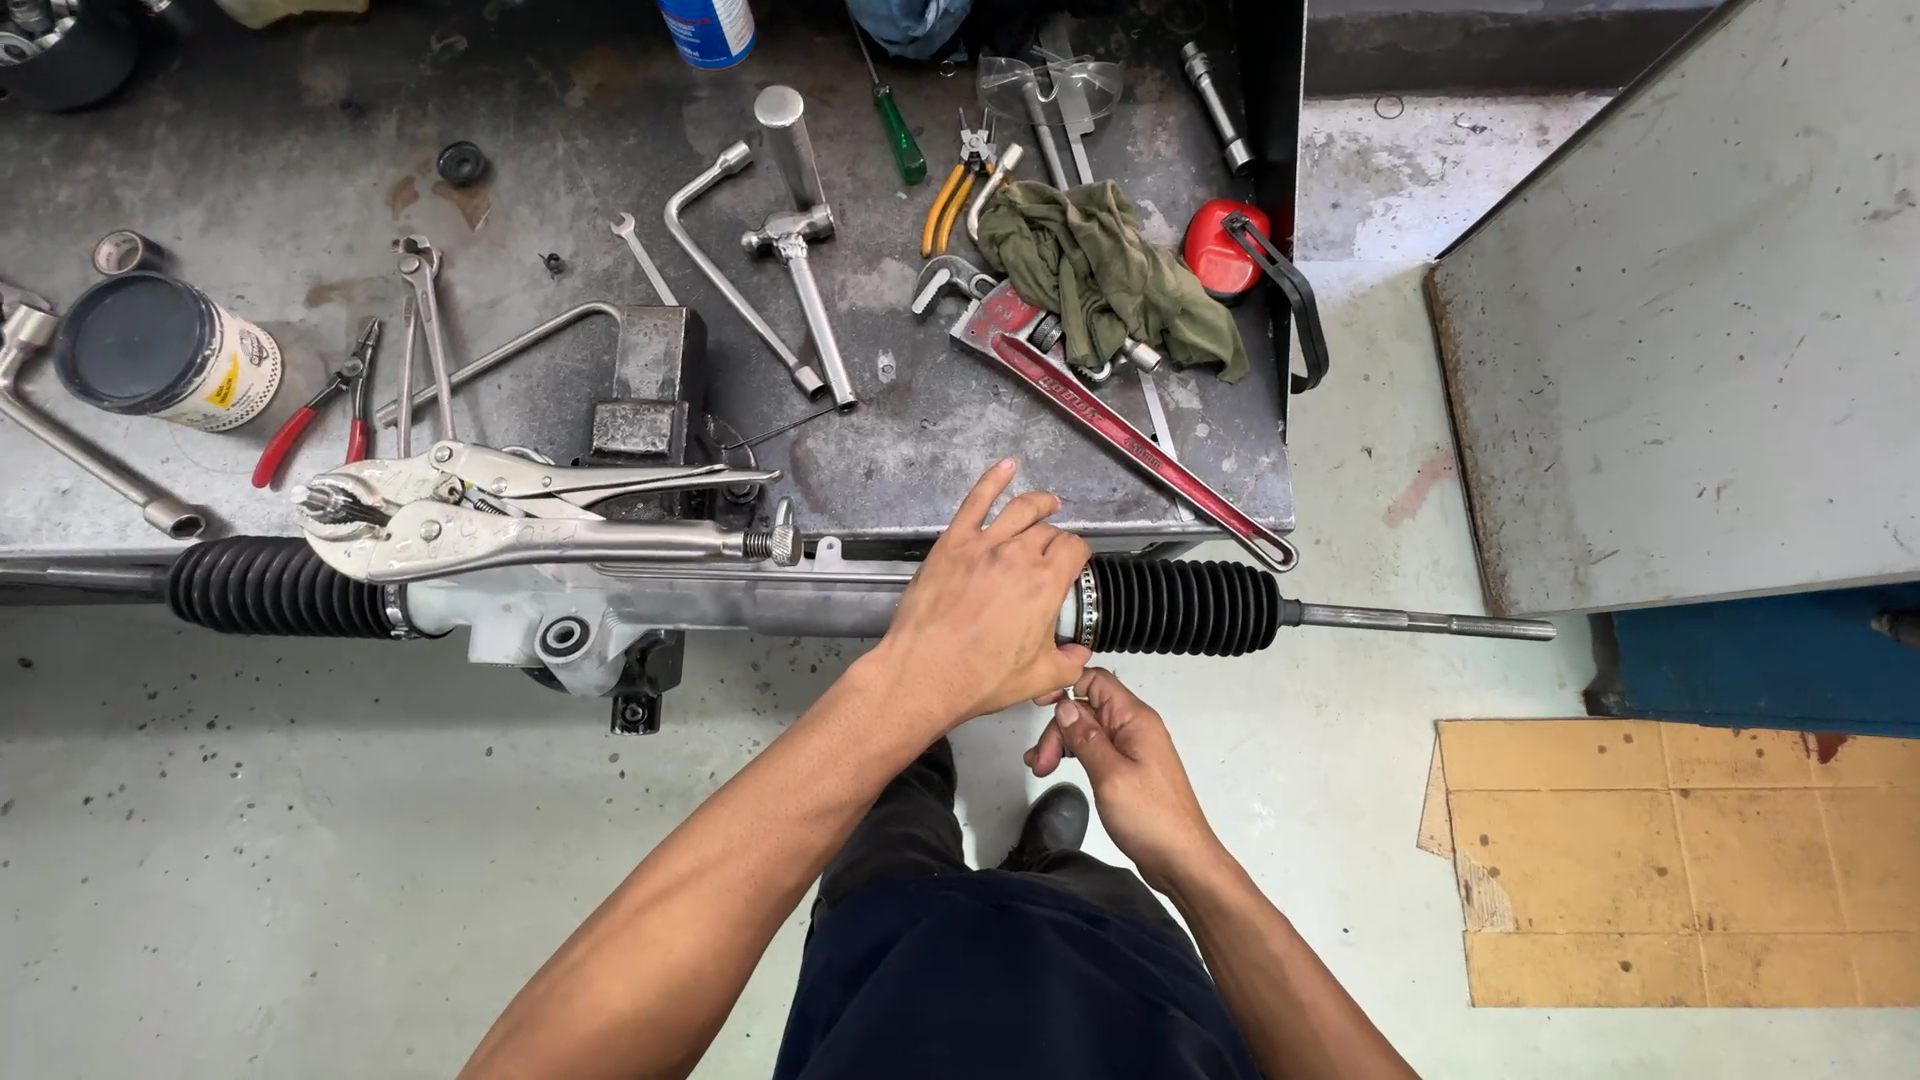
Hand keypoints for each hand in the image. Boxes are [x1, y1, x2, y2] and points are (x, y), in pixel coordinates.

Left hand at [870, 458, 1092, 729]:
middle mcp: (1018, 555)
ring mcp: (982, 544)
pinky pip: (975, 501)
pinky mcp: (952, 543)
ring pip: (1020, 509)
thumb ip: (1068, 662)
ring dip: (1040, 502)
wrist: (925, 673)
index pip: (1075, 548)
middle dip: (1058, 536)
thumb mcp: (1040, 678)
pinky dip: (992, 479)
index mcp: (1046, 583)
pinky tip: (1007, 466)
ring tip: (1048, 502)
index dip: (1079, 554)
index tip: (1075, 562)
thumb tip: (1078, 654)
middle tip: (1056, 548)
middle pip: (1048, 530)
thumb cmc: (980, 677)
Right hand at [1027, 669, 1228, 892]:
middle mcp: (1134, 727)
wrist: (1183, 862)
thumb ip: (1085, 738)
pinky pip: (1095, 749)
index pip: (1096, 680)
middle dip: (1058, 728)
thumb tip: (1065, 706)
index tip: (1038, 704)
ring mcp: (1131, 749)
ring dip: (1061, 743)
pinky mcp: (1127, 769)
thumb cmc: (1149, 817)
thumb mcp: (1110, 775)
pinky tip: (1054, 768)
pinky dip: (1073, 755)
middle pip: (1087, 708)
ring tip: (1039, 768)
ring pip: (1088, 730)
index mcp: (1134, 719)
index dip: (1065, 685)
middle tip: (1038, 762)